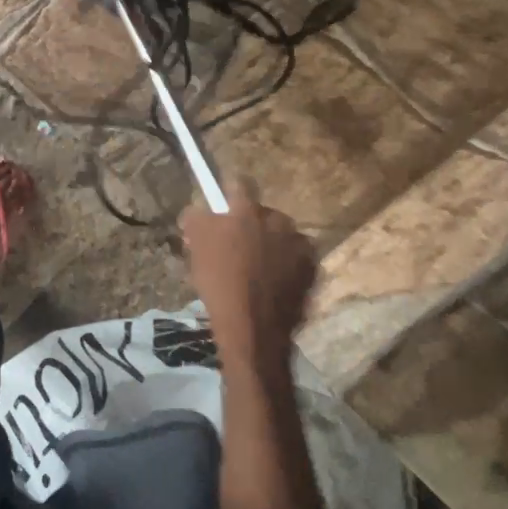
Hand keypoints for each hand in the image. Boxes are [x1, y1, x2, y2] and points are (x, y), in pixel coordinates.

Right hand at [179, 179, 316, 366]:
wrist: (252, 325)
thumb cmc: (218, 280)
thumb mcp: (194, 245)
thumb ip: (196, 219)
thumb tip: (200, 211)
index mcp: (247, 211)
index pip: (240, 183)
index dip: (229, 190)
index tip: (223, 202)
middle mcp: (278, 221)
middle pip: (264, 211)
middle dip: (253, 221)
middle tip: (237, 242)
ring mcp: (300, 246)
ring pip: (283, 235)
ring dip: (272, 242)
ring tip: (258, 265)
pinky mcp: (312, 270)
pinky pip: (297, 257)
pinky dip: (287, 264)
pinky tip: (273, 280)